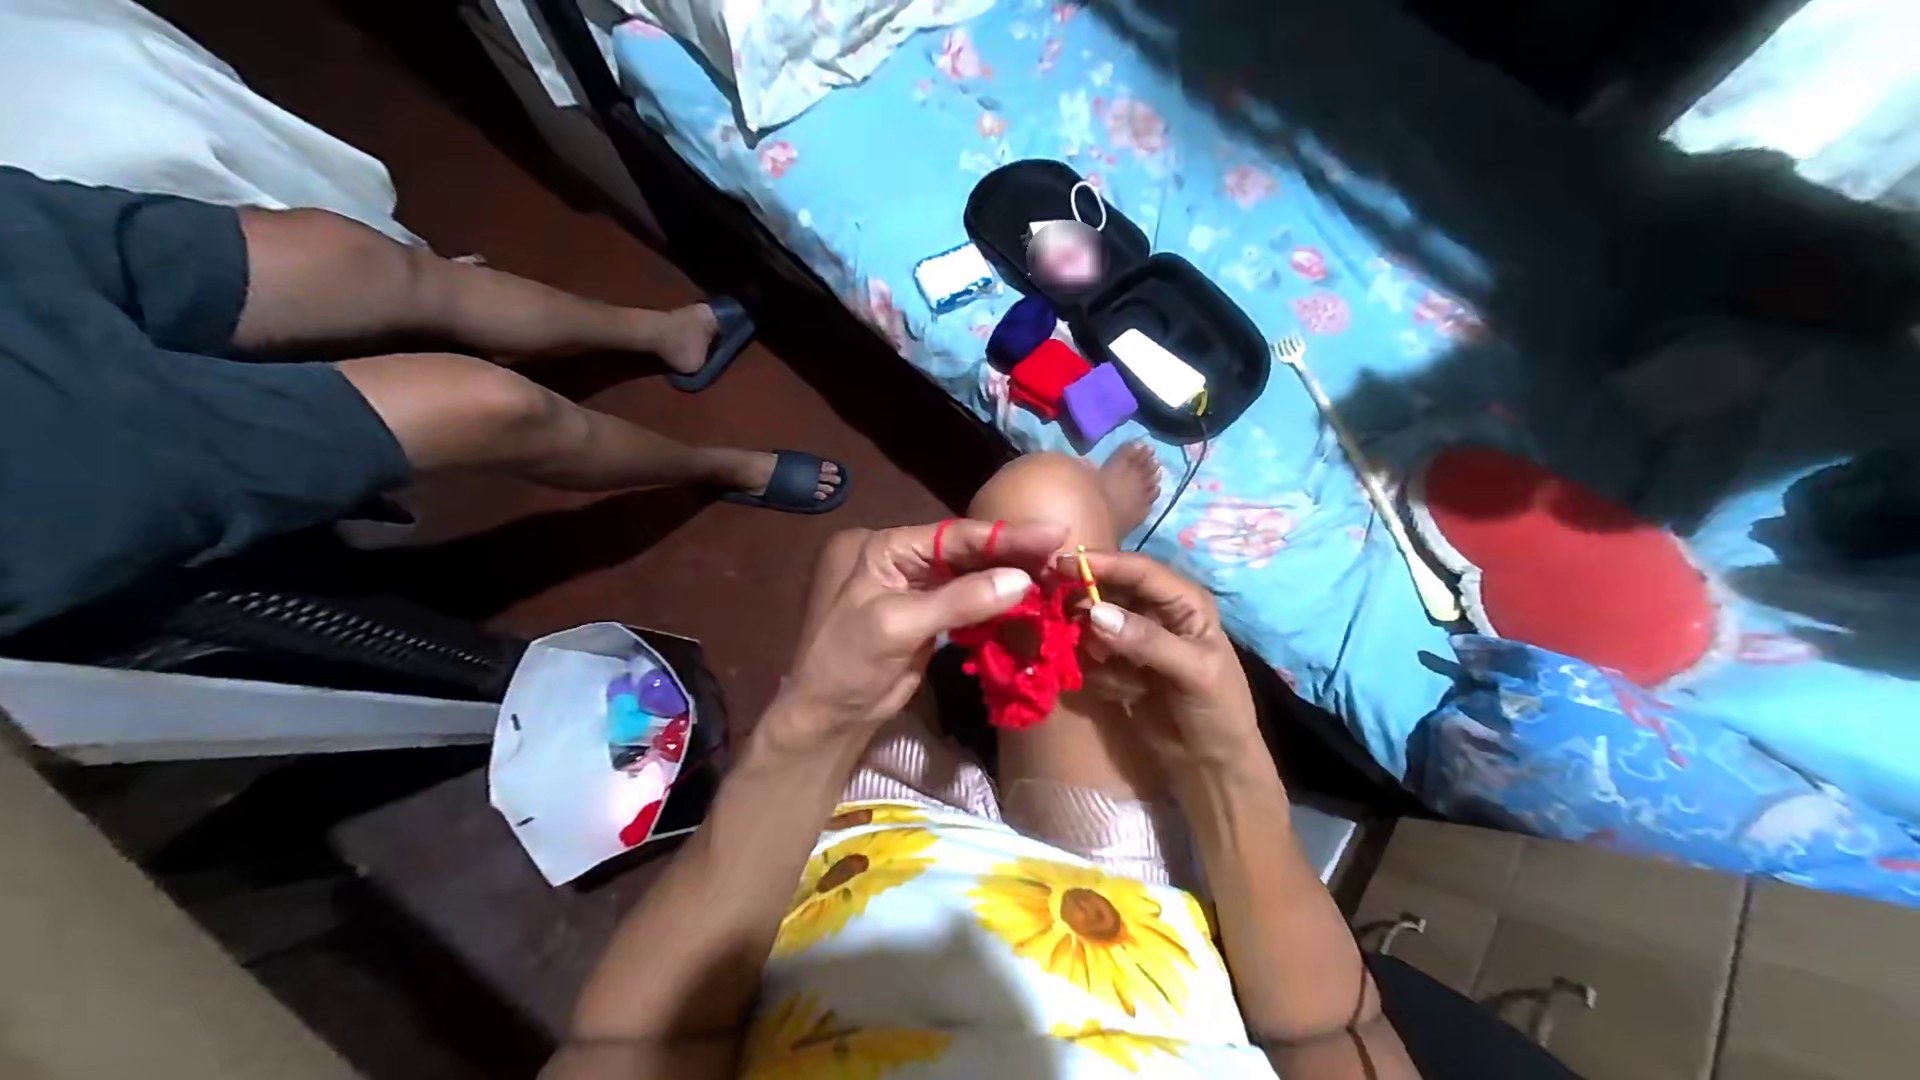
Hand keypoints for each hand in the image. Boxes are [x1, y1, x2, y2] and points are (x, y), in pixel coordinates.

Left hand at [772, 519, 1069, 748]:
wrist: (829, 714)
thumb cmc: (847, 662)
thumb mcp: (898, 625)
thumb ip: (959, 600)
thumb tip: (1022, 580)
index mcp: (888, 547)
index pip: (955, 535)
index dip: (1005, 534)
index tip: (1053, 531)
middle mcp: (905, 559)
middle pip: (968, 550)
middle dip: (1013, 552)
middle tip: (1063, 551)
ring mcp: (921, 587)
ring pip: (974, 574)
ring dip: (1011, 576)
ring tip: (1056, 573)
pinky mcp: (933, 615)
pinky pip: (972, 600)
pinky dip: (1000, 601)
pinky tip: (1030, 599)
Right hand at [1075, 551, 1269, 781]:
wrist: (1211, 765)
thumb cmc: (1217, 711)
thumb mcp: (1193, 672)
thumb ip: (1146, 640)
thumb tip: (1094, 613)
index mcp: (1184, 601)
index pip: (1139, 570)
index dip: (1101, 563)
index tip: (1060, 564)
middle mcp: (1156, 611)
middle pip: (1109, 590)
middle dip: (1086, 602)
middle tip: (1059, 614)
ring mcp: (1133, 637)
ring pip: (1094, 621)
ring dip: (1090, 641)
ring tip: (1103, 664)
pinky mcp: (1117, 663)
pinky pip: (1090, 653)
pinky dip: (1095, 669)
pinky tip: (1122, 691)